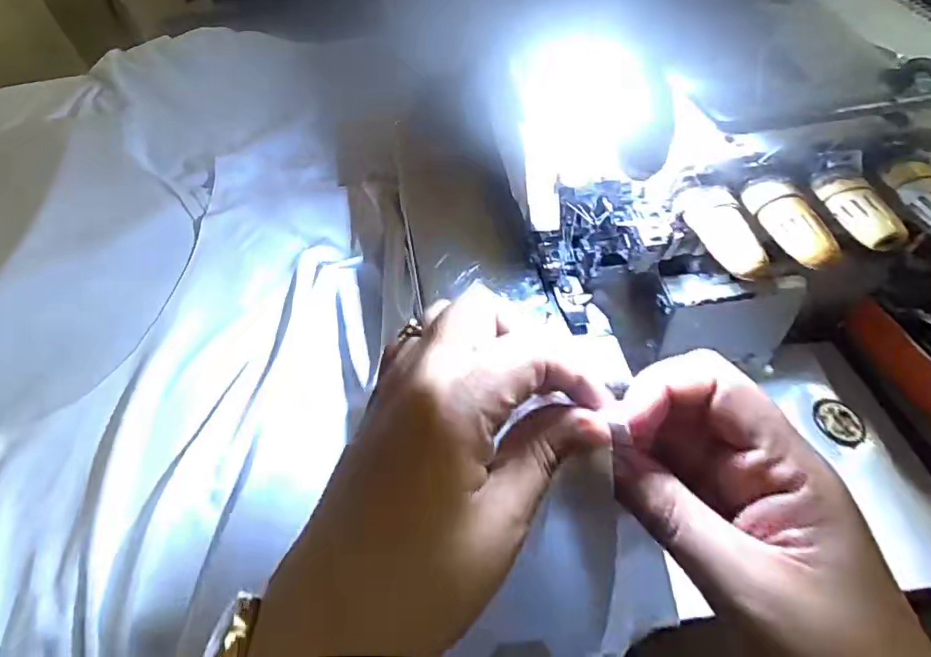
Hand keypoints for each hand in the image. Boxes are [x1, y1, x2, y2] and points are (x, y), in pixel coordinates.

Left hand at [253, 286, 612, 656]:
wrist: (328, 621)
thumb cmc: (421, 580)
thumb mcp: (499, 521)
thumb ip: (547, 452)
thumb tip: (594, 420)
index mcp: (452, 396)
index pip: (529, 350)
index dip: (576, 373)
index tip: (601, 410)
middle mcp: (418, 369)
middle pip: (481, 308)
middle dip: (527, 337)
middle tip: (555, 391)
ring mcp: (391, 380)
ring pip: (446, 317)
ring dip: (489, 336)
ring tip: (517, 388)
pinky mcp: (377, 399)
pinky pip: (419, 343)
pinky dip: (454, 348)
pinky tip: (472, 393)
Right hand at [612, 350, 930, 656]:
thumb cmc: (832, 650)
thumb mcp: (749, 585)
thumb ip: (675, 516)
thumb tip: (609, 454)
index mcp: (786, 459)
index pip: (718, 383)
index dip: (664, 387)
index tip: (623, 424)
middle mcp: (763, 461)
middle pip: (694, 404)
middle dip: (643, 412)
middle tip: (596, 442)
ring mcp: (746, 492)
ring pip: (682, 442)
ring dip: (639, 444)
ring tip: (596, 460)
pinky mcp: (731, 523)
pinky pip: (680, 482)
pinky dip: (646, 478)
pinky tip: (616, 484)